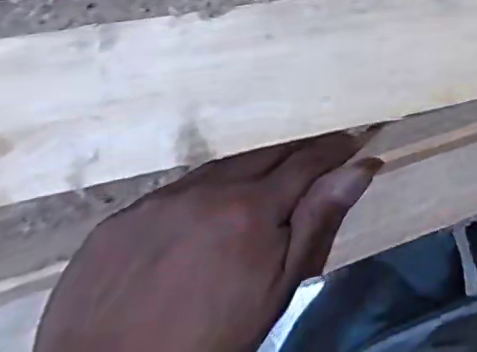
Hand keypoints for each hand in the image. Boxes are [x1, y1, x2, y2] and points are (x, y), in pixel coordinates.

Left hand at [35, 133, 381, 351]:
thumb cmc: (209, 340)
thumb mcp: (279, 290)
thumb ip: (320, 221)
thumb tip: (361, 165)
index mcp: (251, 207)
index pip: (309, 158)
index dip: (337, 148)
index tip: (355, 143)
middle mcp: (205, 191)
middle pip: (266, 153)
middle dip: (297, 154)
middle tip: (316, 164)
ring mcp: (155, 204)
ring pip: (220, 168)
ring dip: (249, 171)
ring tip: (262, 189)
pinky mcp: (115, 224)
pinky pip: (173, 193)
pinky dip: (200, 195)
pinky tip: (202, 219)